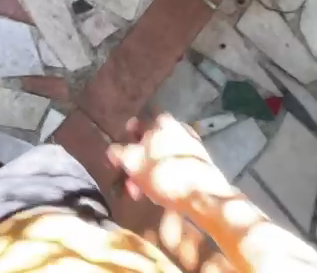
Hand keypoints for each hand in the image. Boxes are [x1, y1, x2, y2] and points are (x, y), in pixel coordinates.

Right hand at [107, 114, 239, 208]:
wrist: (205, 197)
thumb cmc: (164, 175)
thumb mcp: (132, 162)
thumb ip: (117, 153)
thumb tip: (111, 150)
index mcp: (160, 120)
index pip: (134, 127)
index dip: (124, 146)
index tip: (121, 165)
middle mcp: (177, 126)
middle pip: (149, 144)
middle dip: (138, 165)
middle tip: (133, 185)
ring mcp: (192, 144)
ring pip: (163, 157)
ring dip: (152, 173)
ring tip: (148, 194)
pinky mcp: (203, 162)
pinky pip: (178, 166)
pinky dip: (170, 175)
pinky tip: (167, 192)